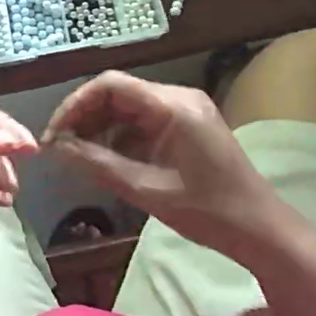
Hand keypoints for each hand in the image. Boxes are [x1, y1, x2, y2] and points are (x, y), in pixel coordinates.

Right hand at [44, 71, 288, 260]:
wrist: (260, 230)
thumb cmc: (208, 212)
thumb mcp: (146, 189)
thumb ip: (97, 164)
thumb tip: (56, 148)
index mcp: (173, 106)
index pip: (109, 85)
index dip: (75, 105)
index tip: (55, 135)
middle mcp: (177, 98)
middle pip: (115, 93)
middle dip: (83, 118)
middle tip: (60, 149)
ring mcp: (182, 110)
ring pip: (124, 108)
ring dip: (98, 129)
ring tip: (77, 157)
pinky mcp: (183, 125)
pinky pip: (139, 121)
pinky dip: (116, 137)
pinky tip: (104, 160)